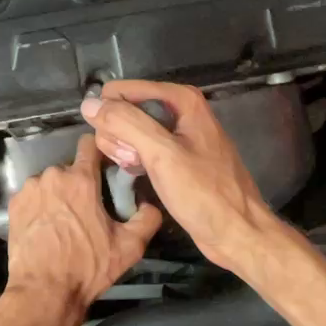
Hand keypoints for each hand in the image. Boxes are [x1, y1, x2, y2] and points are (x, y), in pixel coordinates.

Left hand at [5, 133, 162, 318]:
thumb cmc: (88, 267)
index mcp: (80, 179)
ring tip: (63, 222)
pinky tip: (45, 227)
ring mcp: (30, 188)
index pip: (89, 144)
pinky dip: (39, 206)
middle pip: (70, 169)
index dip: (98, 151)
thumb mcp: (129, 248)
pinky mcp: (14, 203)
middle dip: (79, 184)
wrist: (44, 290)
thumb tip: (151, 205)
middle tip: (86, 209)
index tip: (103, 164)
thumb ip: (147, 220)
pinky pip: (32, 196)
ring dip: (57, 195)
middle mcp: (53, 175)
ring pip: (49, 183)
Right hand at [84, 80, 285, 274]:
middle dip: (120, 135)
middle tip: (134, 160)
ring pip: (127, 128)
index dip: (114, 117)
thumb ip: (125, 123)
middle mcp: (177, 108)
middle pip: (122, 108)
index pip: (120, 91)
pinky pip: (139, 144)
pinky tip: (140, 174)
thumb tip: (88, 104)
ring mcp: (175, 131)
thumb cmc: (204, 194)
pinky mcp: (173, 152)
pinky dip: (133, 157)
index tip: (126, 147)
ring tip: (139, 169)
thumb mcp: (162, 155)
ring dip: (124, 149)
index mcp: (180, 99)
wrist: (237, 234)